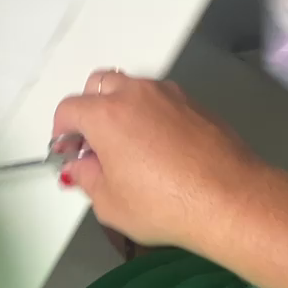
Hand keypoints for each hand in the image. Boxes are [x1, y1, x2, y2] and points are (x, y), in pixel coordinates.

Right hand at [50, 71, 266, 248]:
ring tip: (126, 146)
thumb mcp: (110, 203)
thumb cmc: (167, 202)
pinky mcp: (191, 100)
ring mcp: (167, 92)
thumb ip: (86, 178)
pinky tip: (156, 145)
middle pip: (99, 84)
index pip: (69, 108)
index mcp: (107, 114)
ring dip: (120, 107)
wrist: (225, 195)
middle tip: (92, 143)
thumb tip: (81, 167)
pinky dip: (149, 112)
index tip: (67, 149)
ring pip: (131, 86)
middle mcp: (136, 93)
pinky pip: (159, 97)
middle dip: (89, 109)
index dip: (62, 131)